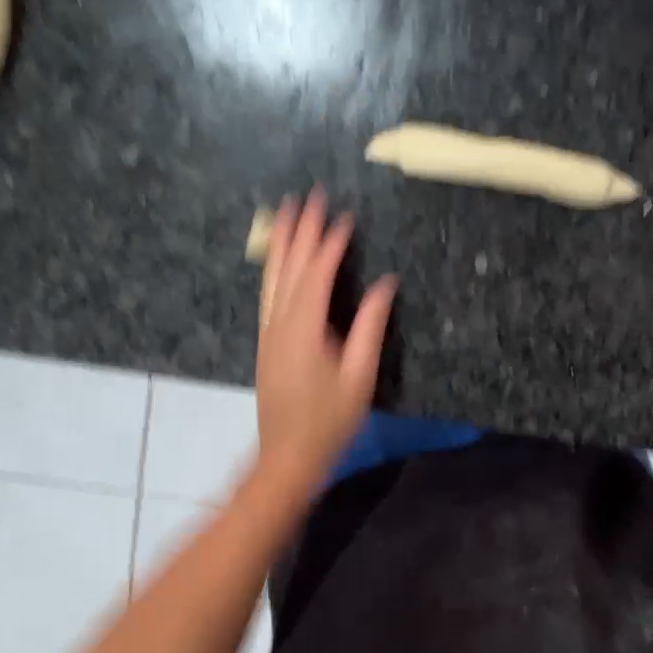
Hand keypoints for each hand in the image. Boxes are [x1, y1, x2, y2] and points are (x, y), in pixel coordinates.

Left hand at [255, 189, 397, 488]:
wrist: (287, 456)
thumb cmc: (331, 420)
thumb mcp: (360, 376)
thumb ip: (370, 327)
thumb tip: (385, 285)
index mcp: (305, 328)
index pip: (317, 274)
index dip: (330, 243)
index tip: (344, 217)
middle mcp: (280, 323)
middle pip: (289, 267)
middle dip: (300, 231)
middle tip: (309, 197)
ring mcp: (269, 332)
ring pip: (272, 278)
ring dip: (282, 244)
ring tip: (288, 213)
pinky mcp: (266, 343)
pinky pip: (268, 294)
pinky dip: (274, 269)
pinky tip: (279, 261)